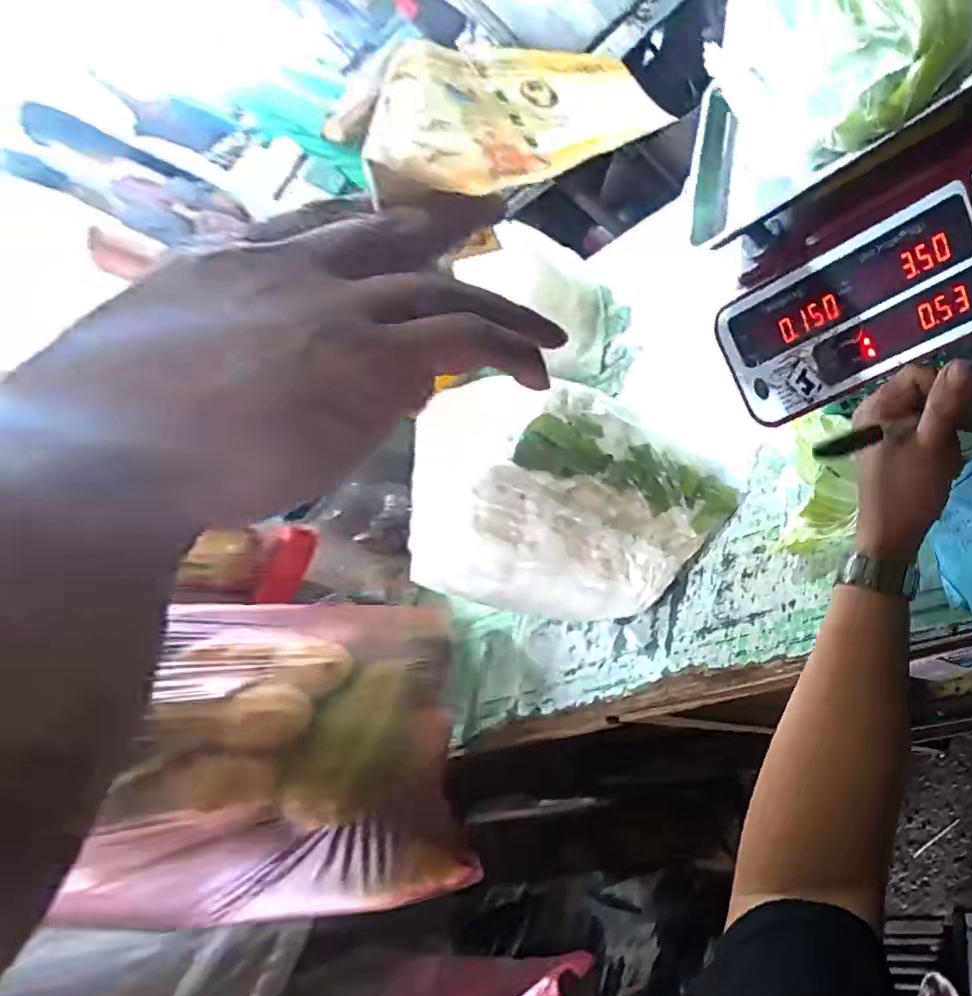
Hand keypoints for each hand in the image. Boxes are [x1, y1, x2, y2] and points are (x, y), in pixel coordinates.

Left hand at [2, 196, 563, 530]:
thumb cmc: (232, 469)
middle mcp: (326, 296)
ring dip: (433, 223)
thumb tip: (422, 372)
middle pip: (437, 279)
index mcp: (364, 355)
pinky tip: (368, 217)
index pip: (469, 335)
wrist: (90, 452)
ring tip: (470, 212)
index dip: (517, 351)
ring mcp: (267, 266)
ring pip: (371, 229)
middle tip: (543, 313)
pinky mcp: (218, 256)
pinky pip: (297, 220)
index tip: (539, 379)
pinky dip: (350, 217)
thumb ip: (391, 399)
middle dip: (502, 296)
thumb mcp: (343, 447)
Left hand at [851, 361, 971, 560]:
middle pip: (922, 396)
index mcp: (877, 406)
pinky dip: (934, 449)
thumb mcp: (933, 444)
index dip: (948, 391)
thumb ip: (948, 403)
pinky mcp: (887, 453)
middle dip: (947, 419)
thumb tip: (965, 364)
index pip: (920, 375)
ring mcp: (878, 435)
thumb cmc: (909, 491)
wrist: (889, 540)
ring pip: (924, 418)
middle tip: (963, 441)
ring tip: (949, 463)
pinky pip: (917, 437)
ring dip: (945, 437)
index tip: (969, 419)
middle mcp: (873, 414)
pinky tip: (941, 469)